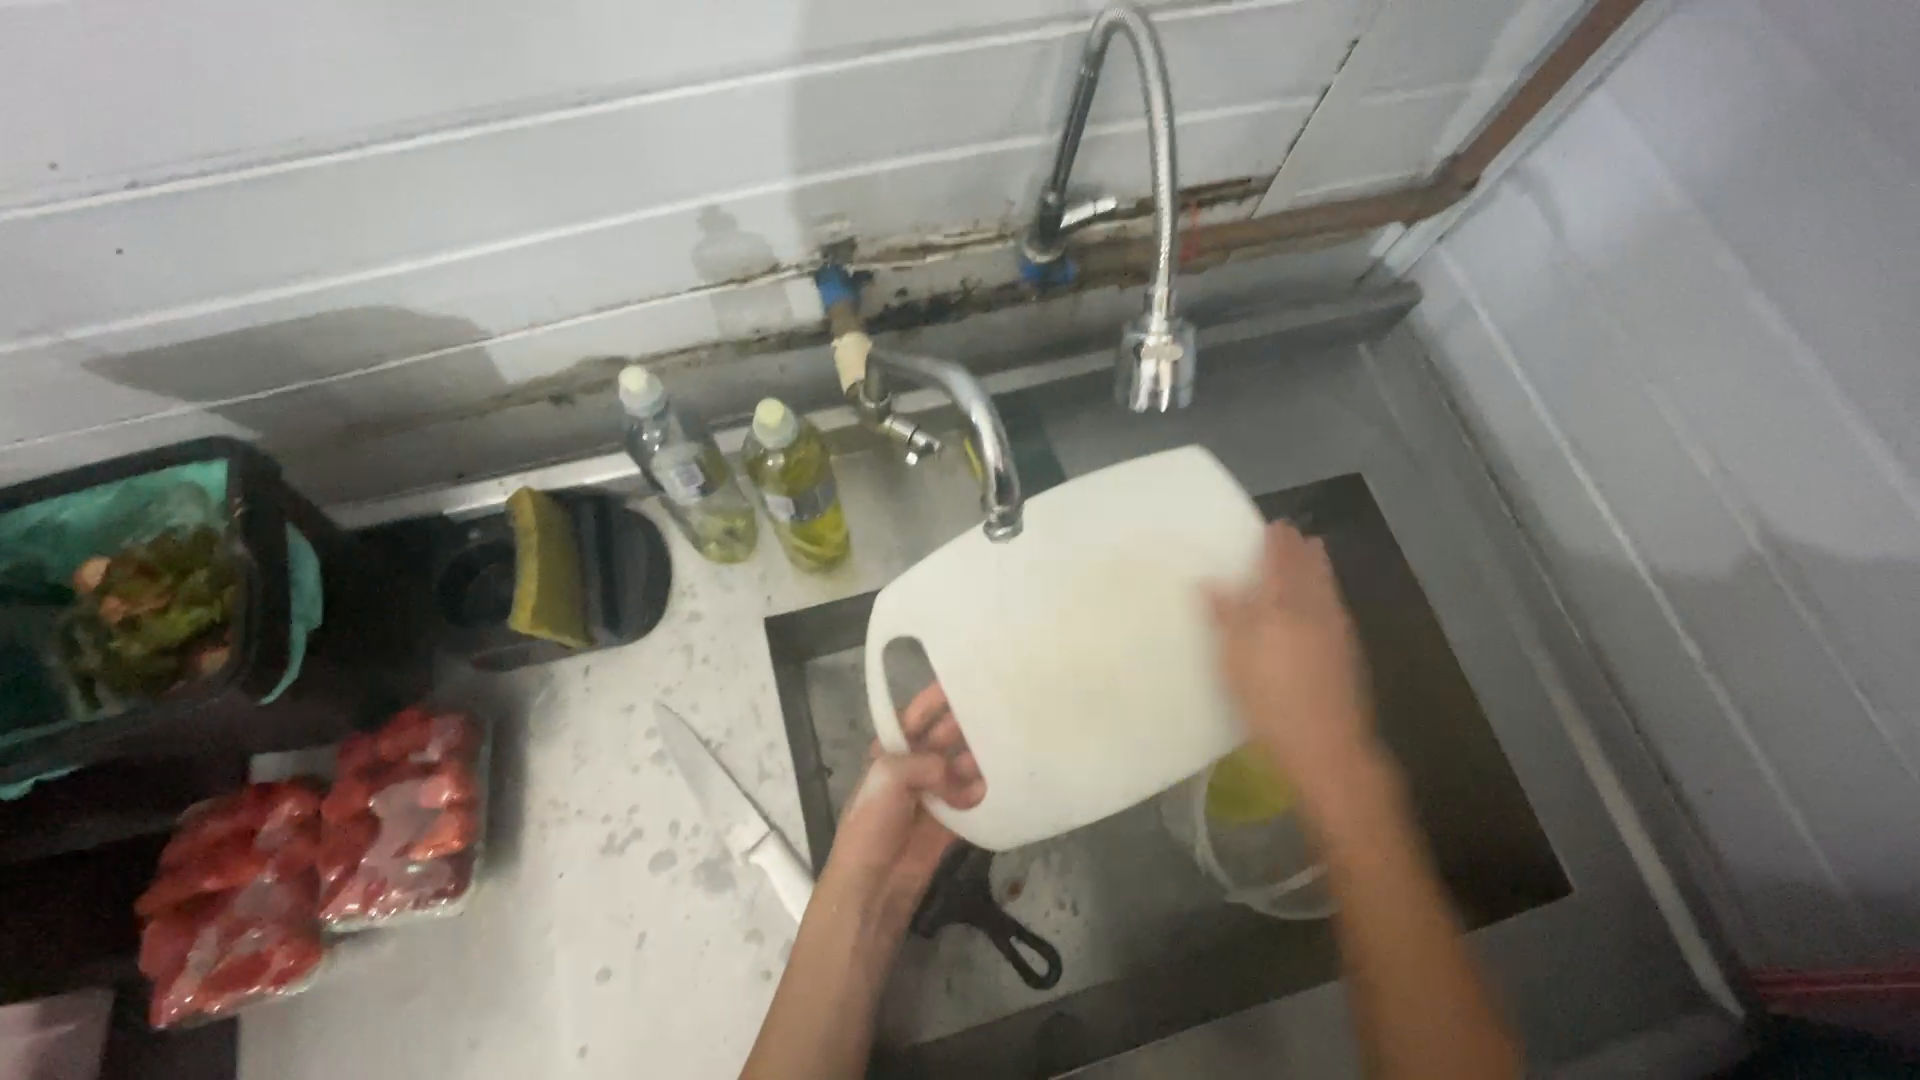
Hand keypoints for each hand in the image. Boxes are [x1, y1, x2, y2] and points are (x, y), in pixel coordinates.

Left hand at [823, 683, 985, 922]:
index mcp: (890, 752)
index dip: (936, 699)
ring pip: (962, 767)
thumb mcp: (887, 778)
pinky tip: (1002, 784)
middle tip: (997, 714)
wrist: (872, 886)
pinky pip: (972, 799)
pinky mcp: (950, 821)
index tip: (965, 682)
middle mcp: (913, 768)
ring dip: (980, 759)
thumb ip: (924, 762)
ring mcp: (932, 795)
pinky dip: (985, 792)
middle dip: (966, 726)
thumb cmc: (871, 825)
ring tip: (1003, 750)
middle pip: (944, 739)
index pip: (916, 716)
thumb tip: (958, 774)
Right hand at [1207, 522, 1376, 794]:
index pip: (1281, 560)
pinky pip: (1333, 607)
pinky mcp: (1346, 654)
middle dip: (1301, 550)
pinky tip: (1319, 604)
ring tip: (1311, 556)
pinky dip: (1324, 593)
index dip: (1276, 541)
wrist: (1325, 745)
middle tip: (1293, 535)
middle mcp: (1315, 608)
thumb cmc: (1269, 698)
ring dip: (1317, 569)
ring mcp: (1336, 631)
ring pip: (1326, 587)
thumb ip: (1225, 615)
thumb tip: (1211, 581)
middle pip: (1310, 569)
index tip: (1271, 525)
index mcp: (1284, 603)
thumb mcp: (1233, 657)